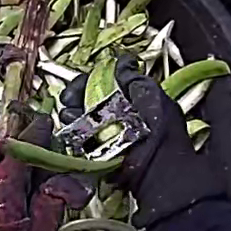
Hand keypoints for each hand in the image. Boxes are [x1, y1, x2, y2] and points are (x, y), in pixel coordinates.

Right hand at [66, 62, 227, 228]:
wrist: (157, 170)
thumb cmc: (159, 132)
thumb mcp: (152, 95)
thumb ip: (134, 77)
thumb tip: (122, 60)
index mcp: (129, 101)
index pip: (100, 84)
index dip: (88, 81)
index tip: (81, 82)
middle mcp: (115, 118)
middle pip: (84, 100)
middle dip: (75, 96)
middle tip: (71, 98)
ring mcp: (103, 137)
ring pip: (77, 118)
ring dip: (72, 113)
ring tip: (74, 113)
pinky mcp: (94, 155)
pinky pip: (76, 139)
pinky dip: (73, 132)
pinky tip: (74, 127)